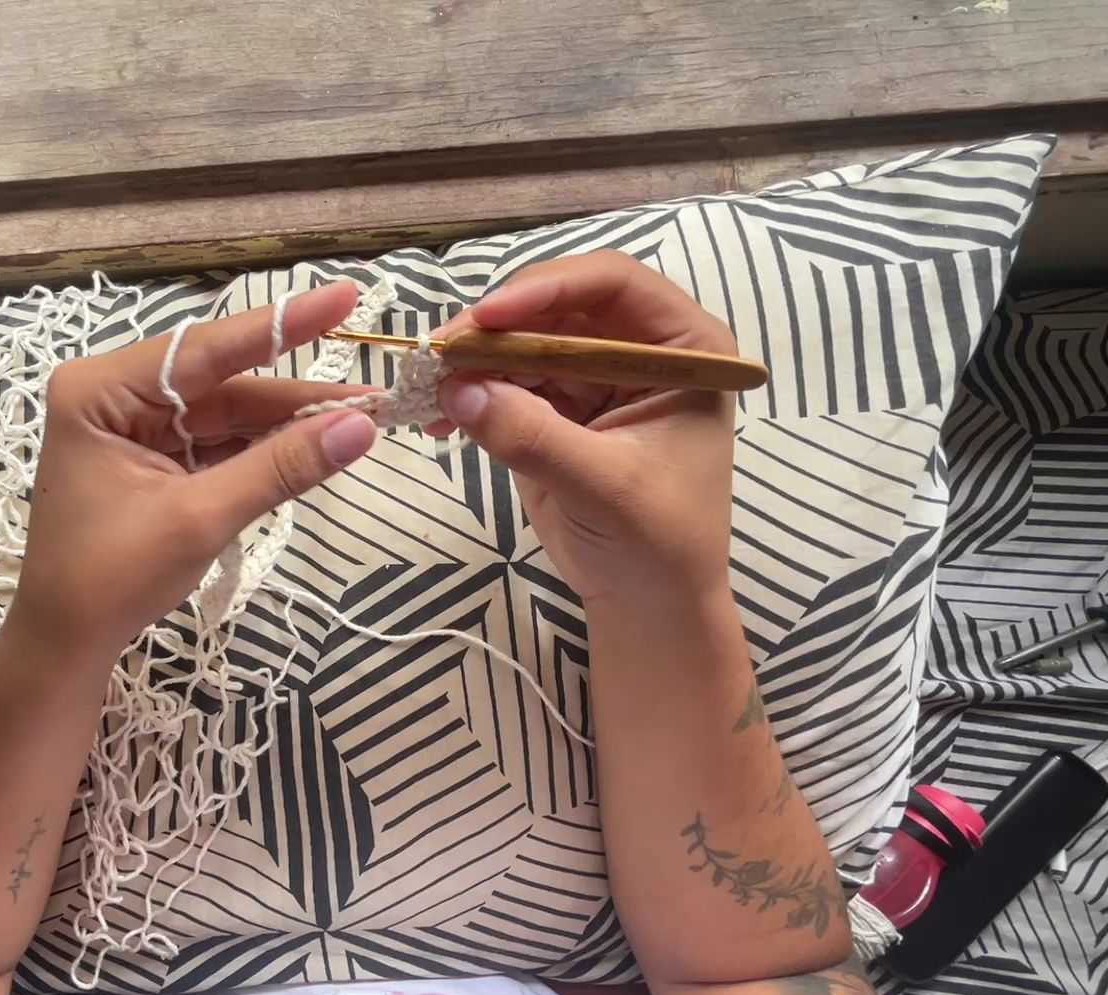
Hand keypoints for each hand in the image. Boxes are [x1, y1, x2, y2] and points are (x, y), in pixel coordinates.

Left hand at [12, 281, 378, 656]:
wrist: (68, 639)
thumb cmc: (111, 578)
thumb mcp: (200, 517)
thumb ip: (279, 467)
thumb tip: (361, 427)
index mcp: (101, 391)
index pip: (206, 349)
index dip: (282, 325)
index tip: (344, 296)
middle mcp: (116, 396)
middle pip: (222, 383)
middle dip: (294, 397)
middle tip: (370, 394)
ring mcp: (135, 428)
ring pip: (226, 415)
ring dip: (285, 426)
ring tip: (355, 422)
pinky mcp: (154, 459)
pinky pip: (217, 444)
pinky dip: (261, 452)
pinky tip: (310, 448)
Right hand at [432, 252, 739, 603]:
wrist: (644, 597)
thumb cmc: (655, 540)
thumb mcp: (604, 485)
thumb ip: (534, 437)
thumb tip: (458, 389)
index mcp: (682, 348)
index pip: (614, 284)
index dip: (548, 287)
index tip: (487, 317)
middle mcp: (633, 351)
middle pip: (555, 308)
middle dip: (494, 328)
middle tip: (437, 354)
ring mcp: (588, 380)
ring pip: (520, 345)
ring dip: (471, 362)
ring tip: (426, 387)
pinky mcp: (550, 411)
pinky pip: (502, 385)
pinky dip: (467, 397)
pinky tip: (436, 414)